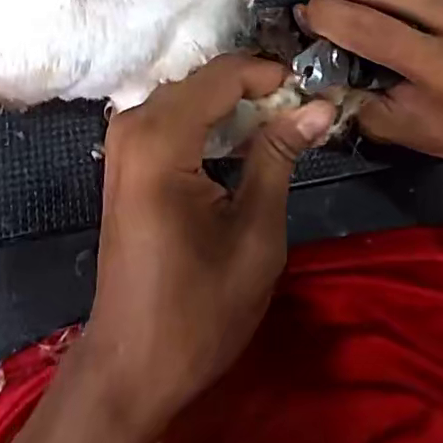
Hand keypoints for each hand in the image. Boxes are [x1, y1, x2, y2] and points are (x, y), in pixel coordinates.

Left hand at [77, 54, 335, 432]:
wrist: (131, 365)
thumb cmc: (198, 310)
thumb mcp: (255, 233)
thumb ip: (280, 155)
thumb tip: (319, 106)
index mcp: (161, 142)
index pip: (223, 76)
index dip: (273, 76)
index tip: (314, 95)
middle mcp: (133, 127)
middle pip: (205, 79)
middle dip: (256, 88)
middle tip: (303, 112)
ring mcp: (123, 141)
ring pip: (190, 93)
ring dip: (235, 103)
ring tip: (281, 127)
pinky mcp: (125, 158)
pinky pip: (174, 115)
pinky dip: (211, 119)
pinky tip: (241, 143)